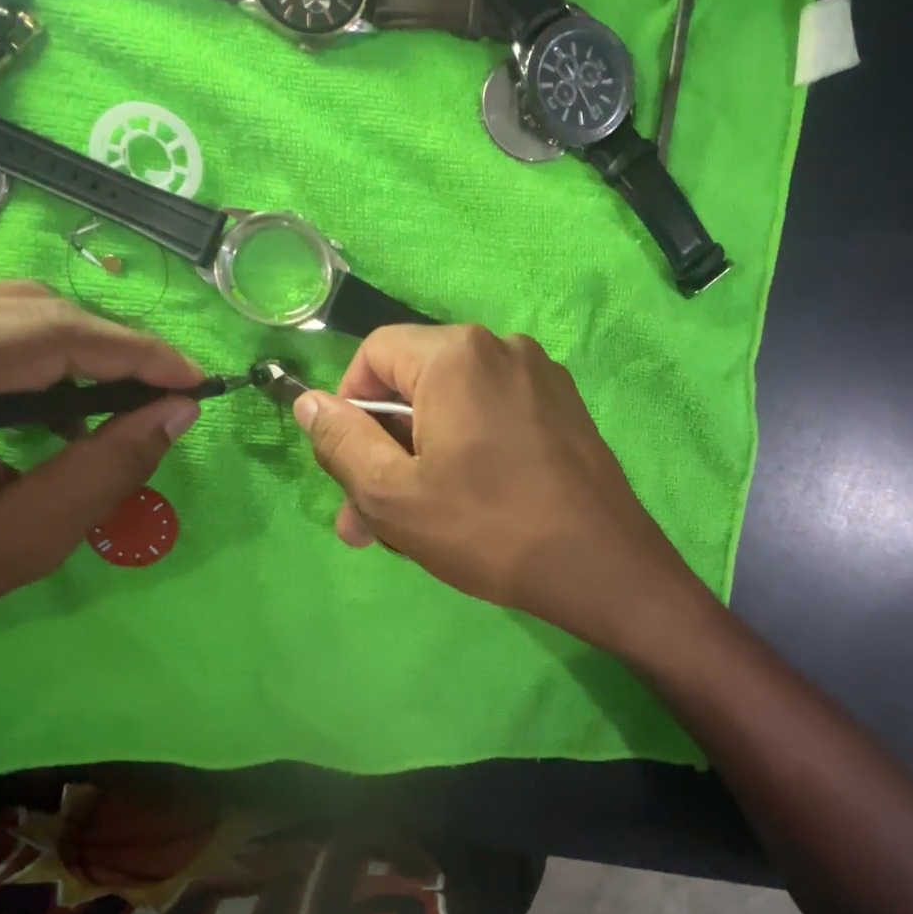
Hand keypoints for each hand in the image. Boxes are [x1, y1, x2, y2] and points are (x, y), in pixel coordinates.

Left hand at [0, 282, 201, 700]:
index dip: (136, 353)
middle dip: (115, 350)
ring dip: (78, 349)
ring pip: (7, 305)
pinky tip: (50, 402)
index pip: (45, 335)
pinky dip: (35, 353)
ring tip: (112, 406)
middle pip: (29, 308)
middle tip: (165, 400)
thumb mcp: (13, 546)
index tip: (196, 383)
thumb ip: (103, 473)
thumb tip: (177, 412)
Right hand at [293, 324, 697, 644]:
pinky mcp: (567, 411)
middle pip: (417, 386)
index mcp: (457, 353)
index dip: (347, 408)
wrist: (603, 565)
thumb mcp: (394, 495)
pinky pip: (496, 419)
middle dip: (385, 452)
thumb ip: (342, 442)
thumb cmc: (489, 528)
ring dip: (424, 463)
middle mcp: (503, 348)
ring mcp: (543, 379)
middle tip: (368, 523)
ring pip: (456, 410)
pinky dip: (469, 455)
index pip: (374, 355)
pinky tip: (468, 510)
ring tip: (414, 529)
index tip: (348, 468)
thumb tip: (309, 402)